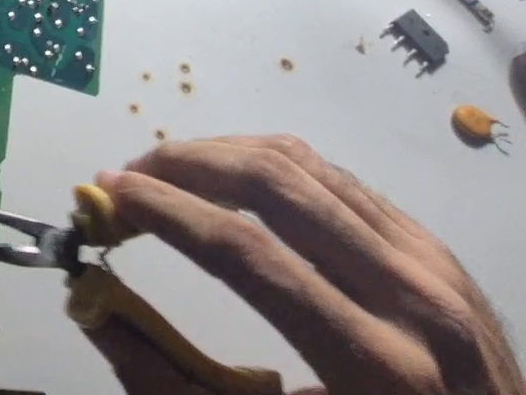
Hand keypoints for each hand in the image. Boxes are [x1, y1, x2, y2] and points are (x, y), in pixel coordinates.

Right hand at [86, 135, 525, 394]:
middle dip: (181, 163)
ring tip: (164, 175)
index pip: (245, 252)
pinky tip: (226, 186)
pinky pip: (331, 176)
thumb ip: (167, 380)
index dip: (162, 211)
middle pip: (273, 182)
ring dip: (215, 153)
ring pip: (300, 161)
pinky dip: (262, 166)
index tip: (103, 194)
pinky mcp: (435, 247)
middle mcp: (417, 299)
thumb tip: (90, 302)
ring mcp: (433, 263)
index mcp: (380, 368)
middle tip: (126, 179)